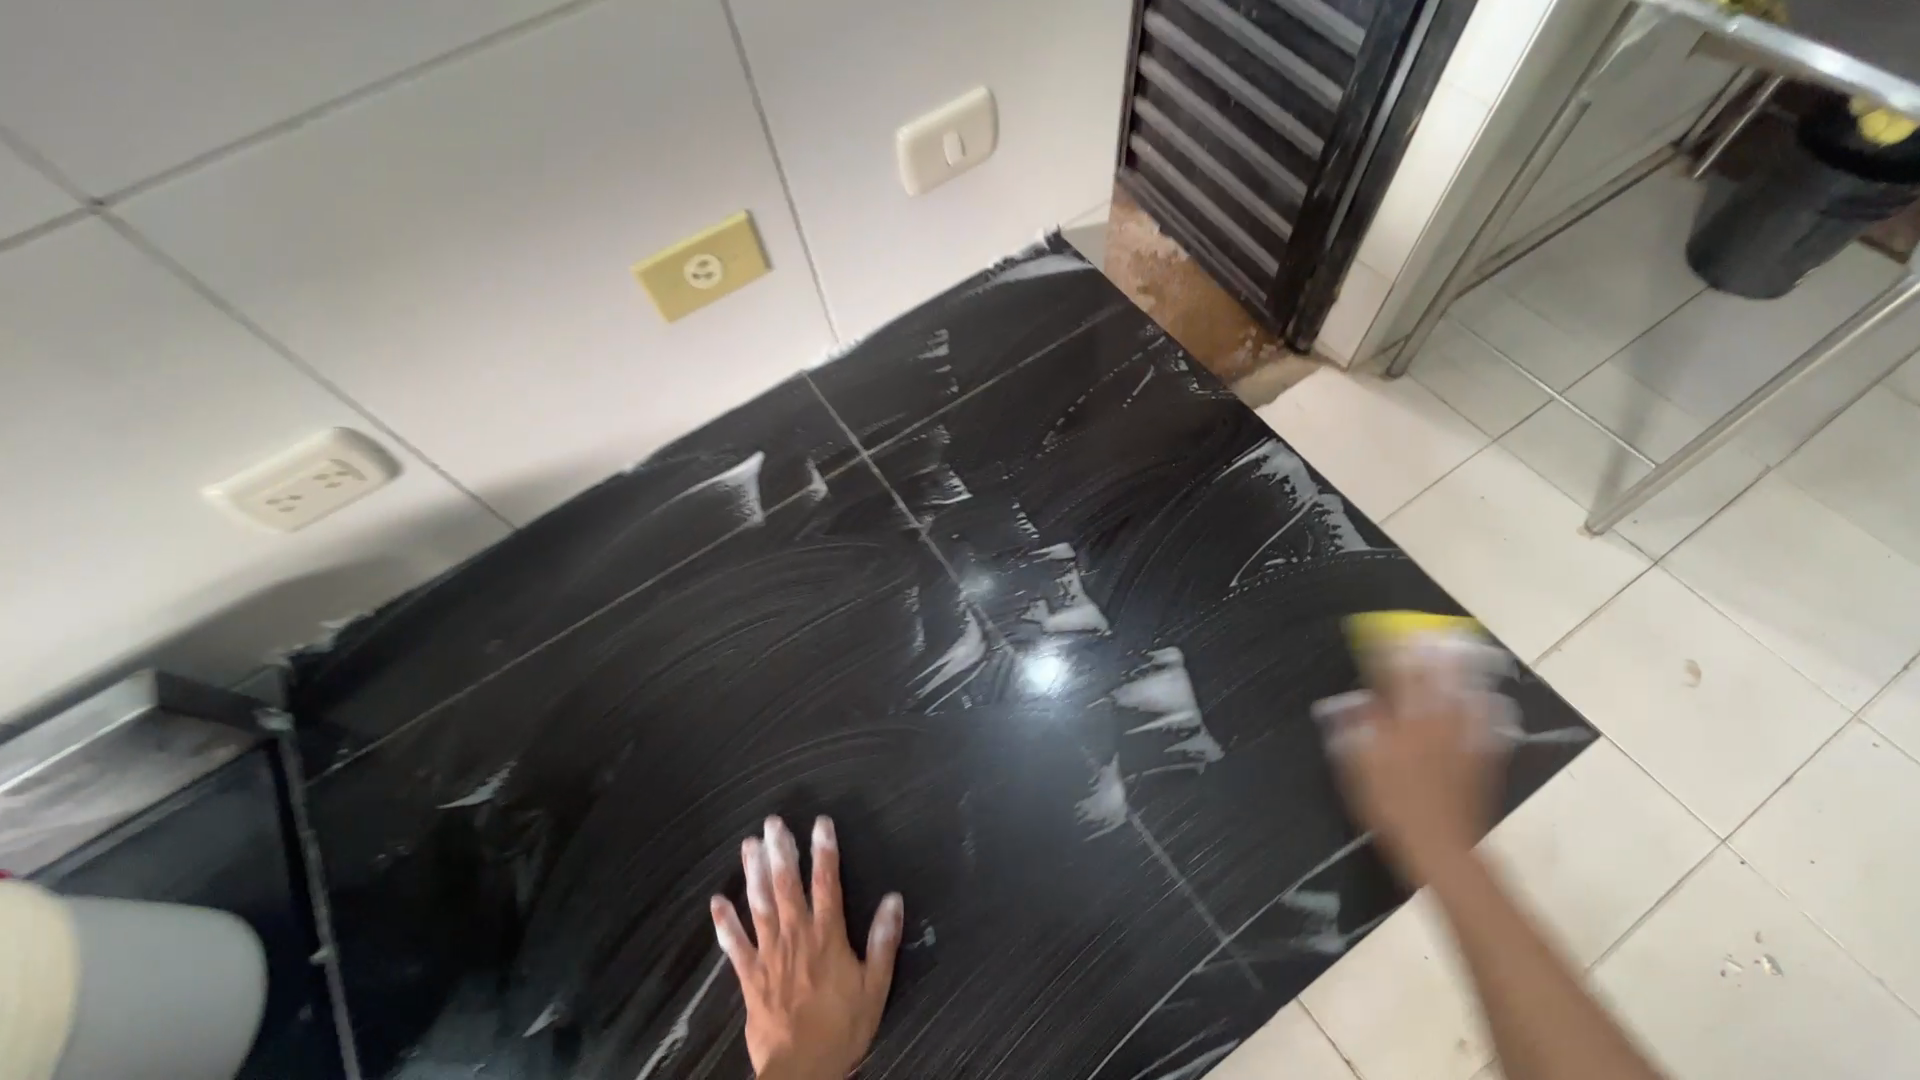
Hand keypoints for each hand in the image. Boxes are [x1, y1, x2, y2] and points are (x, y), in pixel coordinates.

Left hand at [711, 816, 903, 1079]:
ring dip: (753, 873)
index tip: (820, 822)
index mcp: (827, 936)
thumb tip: (893, 899)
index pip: (827, 882)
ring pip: (759, 904)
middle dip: (781, 851)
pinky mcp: (749, 976)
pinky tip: (716, 901)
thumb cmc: (842, 1027)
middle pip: (786, 885)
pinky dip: (724, 923)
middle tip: (773, 822)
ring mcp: (768, 954)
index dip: (824, 850)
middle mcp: (795, 935)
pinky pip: (734, 945)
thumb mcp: (875, 987)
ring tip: (749, 844)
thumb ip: (883, 942)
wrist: (801, 1069)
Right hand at [1317, 642, 1510, 885]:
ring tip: (1463, 651)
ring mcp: (1462, 738)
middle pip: (1435, 680)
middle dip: (1432, 655)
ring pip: (1464, 695)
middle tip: (1433, 633)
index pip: (1394, 677)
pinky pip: (1488, 724)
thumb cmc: (1391, 805)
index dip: (1390, 653)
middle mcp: (1434, 723)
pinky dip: (1487, 706)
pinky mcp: (1481, 757)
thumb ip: (1352, 729)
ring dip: (1463, 672)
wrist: (1440, 844)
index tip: (1386, 633)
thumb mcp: (1358, 767)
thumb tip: (1340, 701)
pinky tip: (1489, 699)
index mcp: (1402, 722)